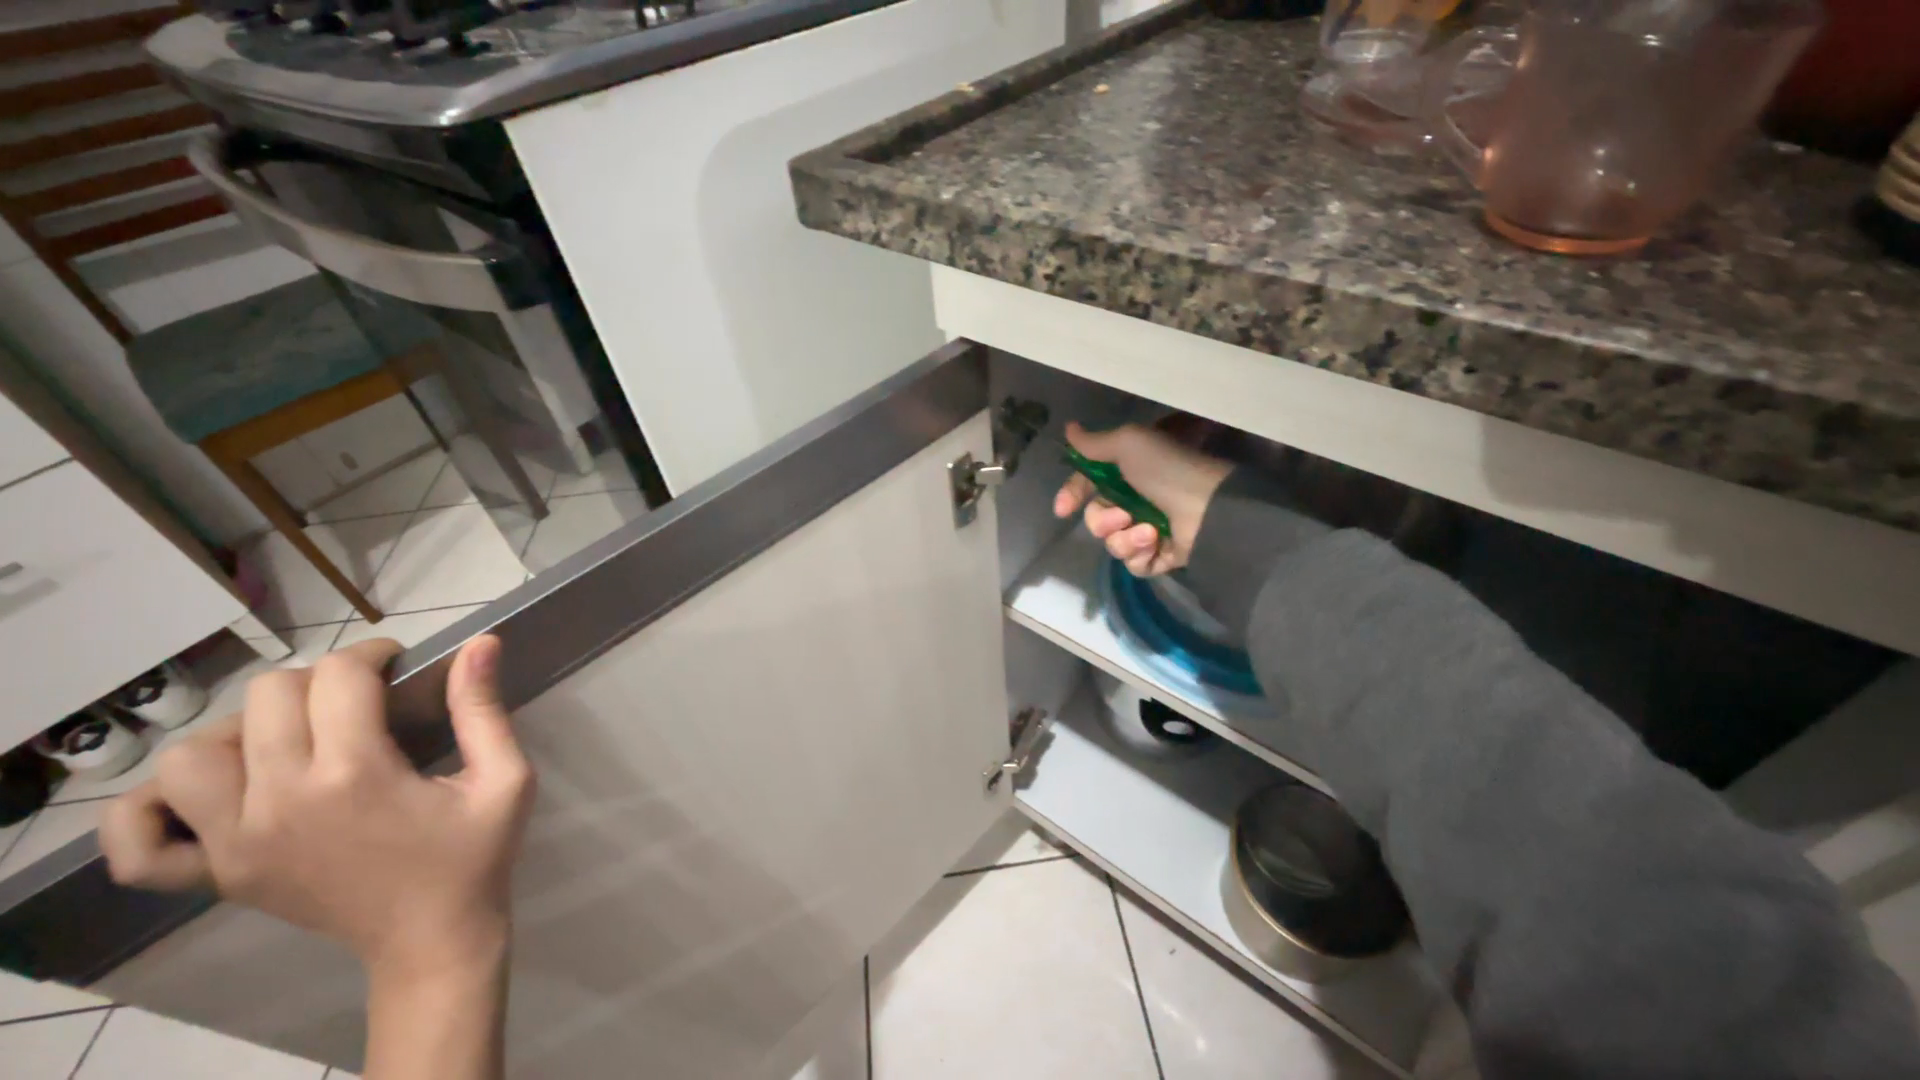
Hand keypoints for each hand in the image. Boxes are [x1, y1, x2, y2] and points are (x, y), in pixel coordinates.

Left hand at [100, 635, 535, 986]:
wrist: (430, 939)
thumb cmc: (473, 855)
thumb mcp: (505, 780)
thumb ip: (484, 709)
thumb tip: (482, 641)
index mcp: (357, 774)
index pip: (339, 676)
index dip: (372, 655)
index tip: (396, 667)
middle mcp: (283, 801)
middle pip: (268, 697)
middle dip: (318, 683)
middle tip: (355, 703)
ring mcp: (235, 842)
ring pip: (193, 753)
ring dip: (241, 732)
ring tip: (290, 742)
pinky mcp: (215, 874)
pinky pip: (136, 839)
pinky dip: (152, 809)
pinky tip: (208, 795)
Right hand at [1052, 422, 1232, 576]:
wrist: (1209, 507)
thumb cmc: (1168, 470)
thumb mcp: (1128, 443)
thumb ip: (1095, 442)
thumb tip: (1069, 429)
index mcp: (1127, 474)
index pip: (1088, 486)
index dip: (1073, 496)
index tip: (1064, 509)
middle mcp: (1136, 501)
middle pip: (1096, 520)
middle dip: (1104, 521)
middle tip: (1124, 515)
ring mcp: (1149, 531)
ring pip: (1113, 545)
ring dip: (1125, 539)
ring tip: (1149, 534)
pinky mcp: (1161, 557)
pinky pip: (1134, 565)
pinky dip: (1141, 556)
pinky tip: (1156, 546)